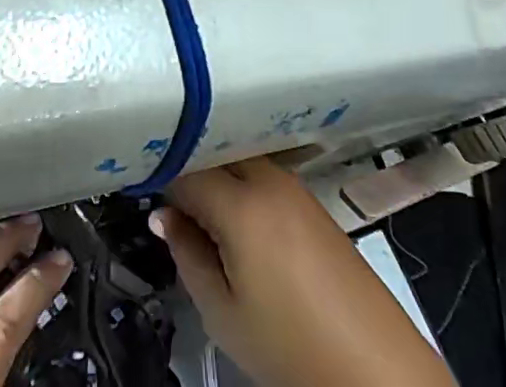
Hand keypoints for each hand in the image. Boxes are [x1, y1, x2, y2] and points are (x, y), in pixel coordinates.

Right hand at [151, 159, 454, 386]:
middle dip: (192, 165)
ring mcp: (296, 187)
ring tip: (196, 206)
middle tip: (166, 194)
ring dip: (220, 173)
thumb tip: (164, 217)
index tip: (139, 184)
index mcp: (243, 205)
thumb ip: (189, 253)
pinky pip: (267, 175)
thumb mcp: (221, 309)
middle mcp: (272, 181)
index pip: (190, 170)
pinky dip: (244, 184)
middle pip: (221, 152)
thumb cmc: (285, 338)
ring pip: (245, 160)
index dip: (161, 175)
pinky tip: (234, 214)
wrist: (365, 353)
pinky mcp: (312, 200)